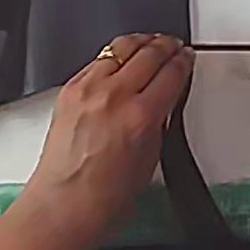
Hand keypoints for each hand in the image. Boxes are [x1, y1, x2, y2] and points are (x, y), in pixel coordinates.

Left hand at [23, 33, 192, 234]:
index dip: (183, 61)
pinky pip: (99, 59)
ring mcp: (89, 89)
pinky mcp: (70, 88)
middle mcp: (114, 96)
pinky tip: (122, 57)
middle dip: (167, 46)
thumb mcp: (151, 158)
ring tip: (151, 42)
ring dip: (142, 42)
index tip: (186, 57)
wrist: (62, 207)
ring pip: (122, 46)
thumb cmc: (103, 198)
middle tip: (173, 46)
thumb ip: (160, 119)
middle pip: (150, 52)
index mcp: (140, 117)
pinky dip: (115, 54)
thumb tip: (165, 95)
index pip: (171, 72)